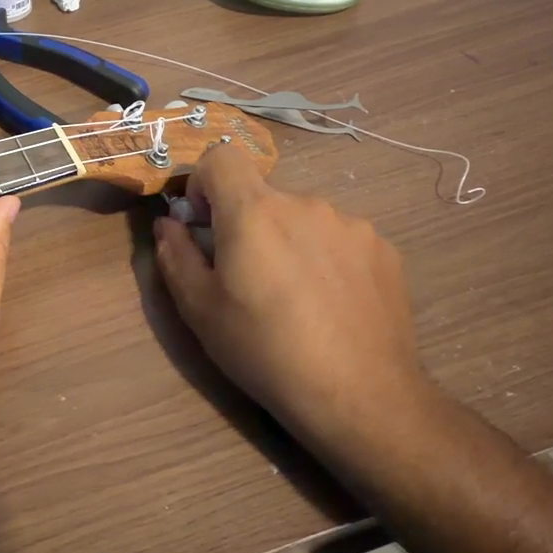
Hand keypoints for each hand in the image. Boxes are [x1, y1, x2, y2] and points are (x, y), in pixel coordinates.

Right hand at [152, 143, 425, 442]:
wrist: (360, 395)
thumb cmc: (264, 350)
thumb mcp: (200, 310)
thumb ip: (176, 256)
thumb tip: (168, 224)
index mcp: (253, 211)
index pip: (221, 157)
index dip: (205, 183)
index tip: (205, 224)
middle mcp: (304, 203)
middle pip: (263, 195)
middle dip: (248, 224)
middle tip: (248, 279)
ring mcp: (350, 224)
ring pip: (303, 217)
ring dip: (290, 241)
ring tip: (296, 298)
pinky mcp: (383, 249)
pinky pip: (340, 239)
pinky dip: (327, 258)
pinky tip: (331, 305)